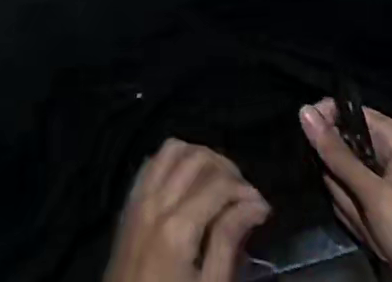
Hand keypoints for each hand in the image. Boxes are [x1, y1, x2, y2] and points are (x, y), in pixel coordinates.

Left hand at [103, 139, 271, 281]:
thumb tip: (256, 204)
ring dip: (198, 157)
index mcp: (177, 228)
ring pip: (172, 150)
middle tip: (242, 195)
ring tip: (217, 181)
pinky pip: (152, 163)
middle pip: (197, 158)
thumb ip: (229, 241)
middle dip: (226, 169)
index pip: (219, 184)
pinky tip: (187, 181)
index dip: (246, 190)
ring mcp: (137, 199)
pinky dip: (173, 160)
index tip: (263, 207)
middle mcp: (155, 202)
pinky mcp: (128, 203)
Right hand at [301, 100, 391, 281]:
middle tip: (361, 202)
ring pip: (342, 181)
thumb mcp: (375, 194)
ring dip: (350, 206)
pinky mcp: (377, 207)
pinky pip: (350, 203)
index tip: (304, 138)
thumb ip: (337, 154)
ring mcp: (380, 182)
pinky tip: (376, 237)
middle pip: (341, 150)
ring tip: (374, 226)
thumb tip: (304, 111)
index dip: (325, 120)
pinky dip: (357, 221)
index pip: (348, 111)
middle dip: (341, 180)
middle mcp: (386, 153)